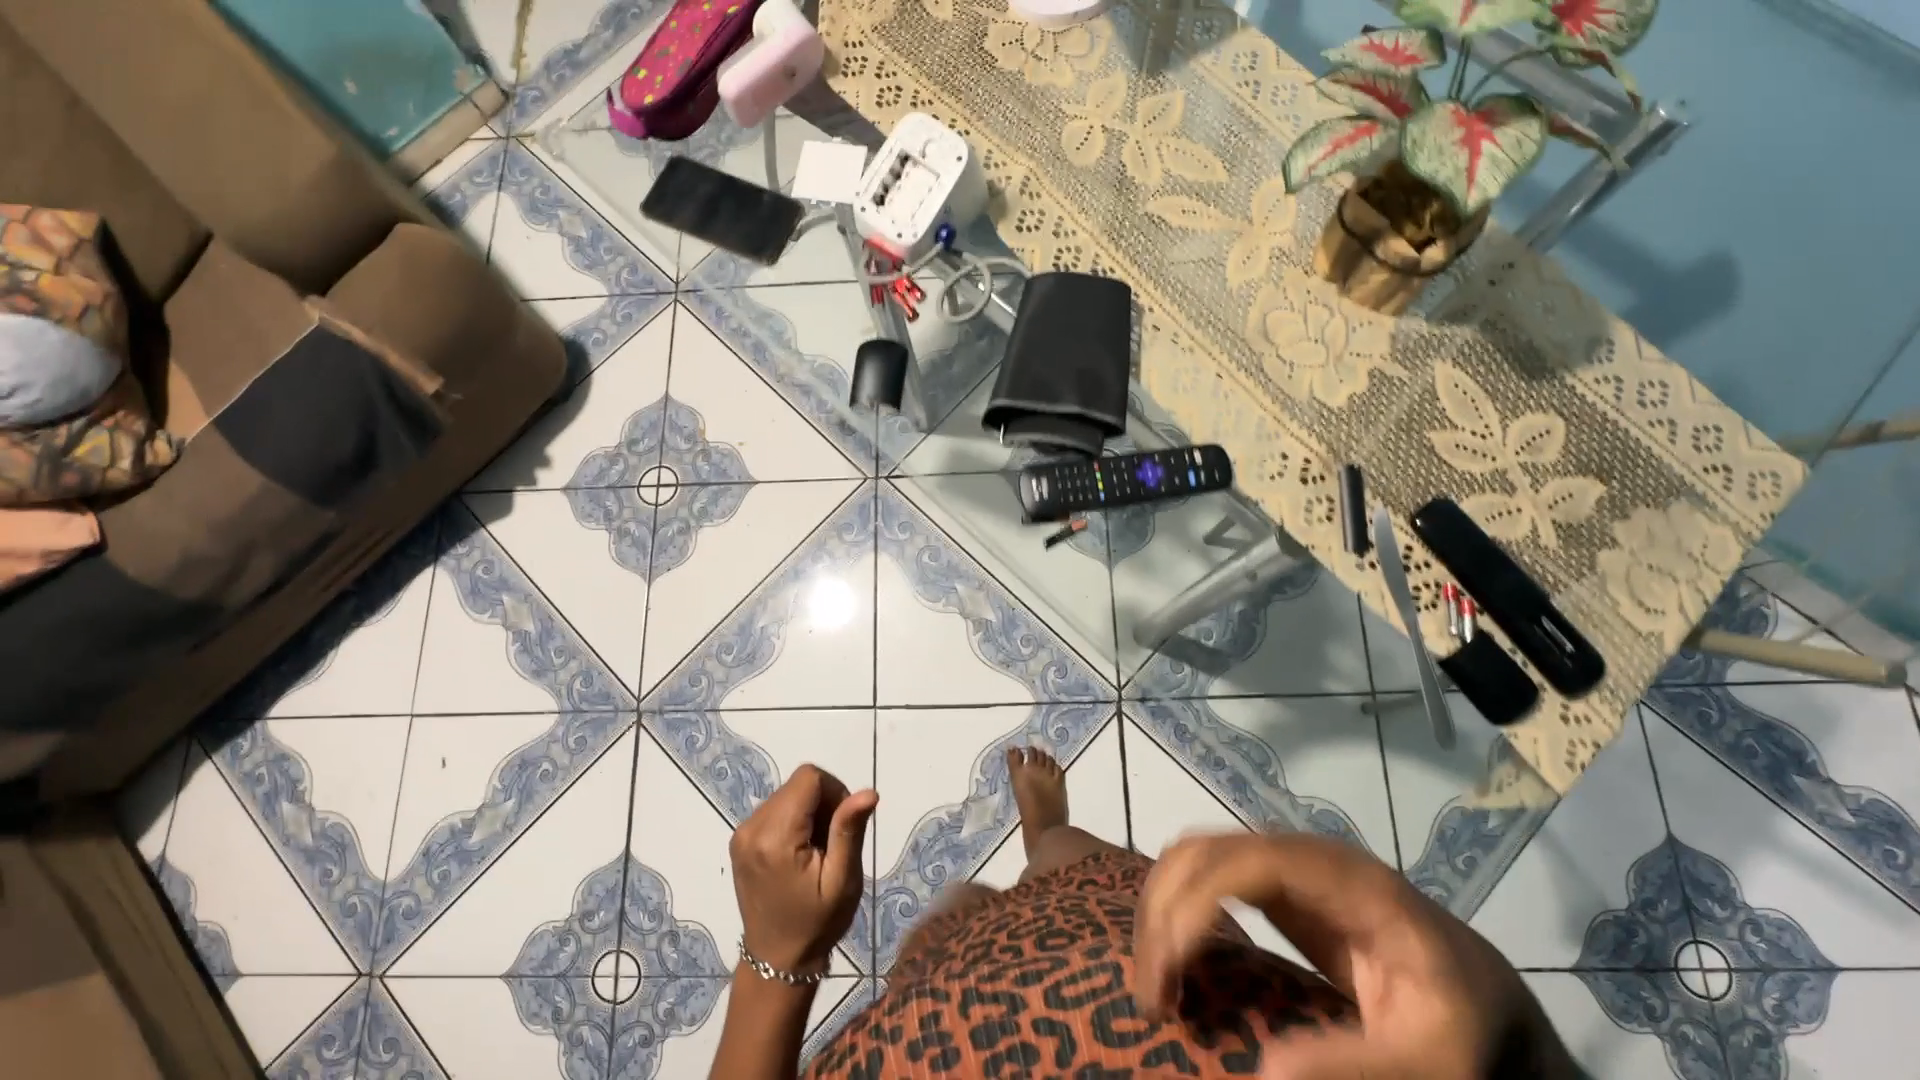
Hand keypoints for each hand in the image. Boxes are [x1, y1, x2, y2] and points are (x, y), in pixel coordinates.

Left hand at [729, 764, 877, 974]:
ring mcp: (741, 833)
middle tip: (832, 845)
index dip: (835, 792)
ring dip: (809, 812)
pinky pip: (775, 809)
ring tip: (816, 852)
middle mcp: (751, 827)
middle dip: (823, 804)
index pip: (809, 778)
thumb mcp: (841, 880)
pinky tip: (800, 853)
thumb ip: (849, 830)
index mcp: (775, 836)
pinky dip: (794, 821)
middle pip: (798, 785)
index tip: (843, 827)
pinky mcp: (740, 840)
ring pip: (788, 794)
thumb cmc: (816, 923)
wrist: (777, 960)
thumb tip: (867, 792)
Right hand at [1133, 831, 1573, 1079]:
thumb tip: (1264, 1071)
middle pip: (1205, 851)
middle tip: (1154, 994)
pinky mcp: (1272, 884)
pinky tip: (1174, 960)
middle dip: (1163, 912)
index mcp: (1348, 881)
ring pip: (1192, 855)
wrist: (1478, 991)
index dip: (1196, 902)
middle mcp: (1306, 857)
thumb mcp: (1430, 1060)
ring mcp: (1285, 865)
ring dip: (1158, 909)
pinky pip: (1201, 874)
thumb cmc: (1460, 1021)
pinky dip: (1172, 908)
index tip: (1172, 970)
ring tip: (1156, 982)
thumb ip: (1359, 1065)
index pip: (1248, 863)